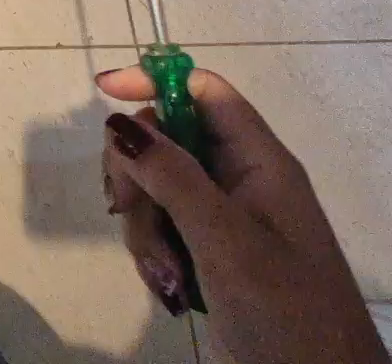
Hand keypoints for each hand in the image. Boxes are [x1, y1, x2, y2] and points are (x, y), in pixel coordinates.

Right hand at [97, 67, 388, 363]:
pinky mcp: (204, 247)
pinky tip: (164, 281)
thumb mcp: (225, 240)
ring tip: (163, 268)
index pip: (203, 91)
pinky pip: (155, 220)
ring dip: (142, 220)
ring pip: (151, 182)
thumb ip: (172, 176)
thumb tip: (118, 120)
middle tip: (127, 205)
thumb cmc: (286, 312)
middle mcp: (238, 179)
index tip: (105, 91)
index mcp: (259, 162)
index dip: (155, 79)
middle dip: (135, 171)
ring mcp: (219, 215)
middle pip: (162, 137)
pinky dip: (149, 246)